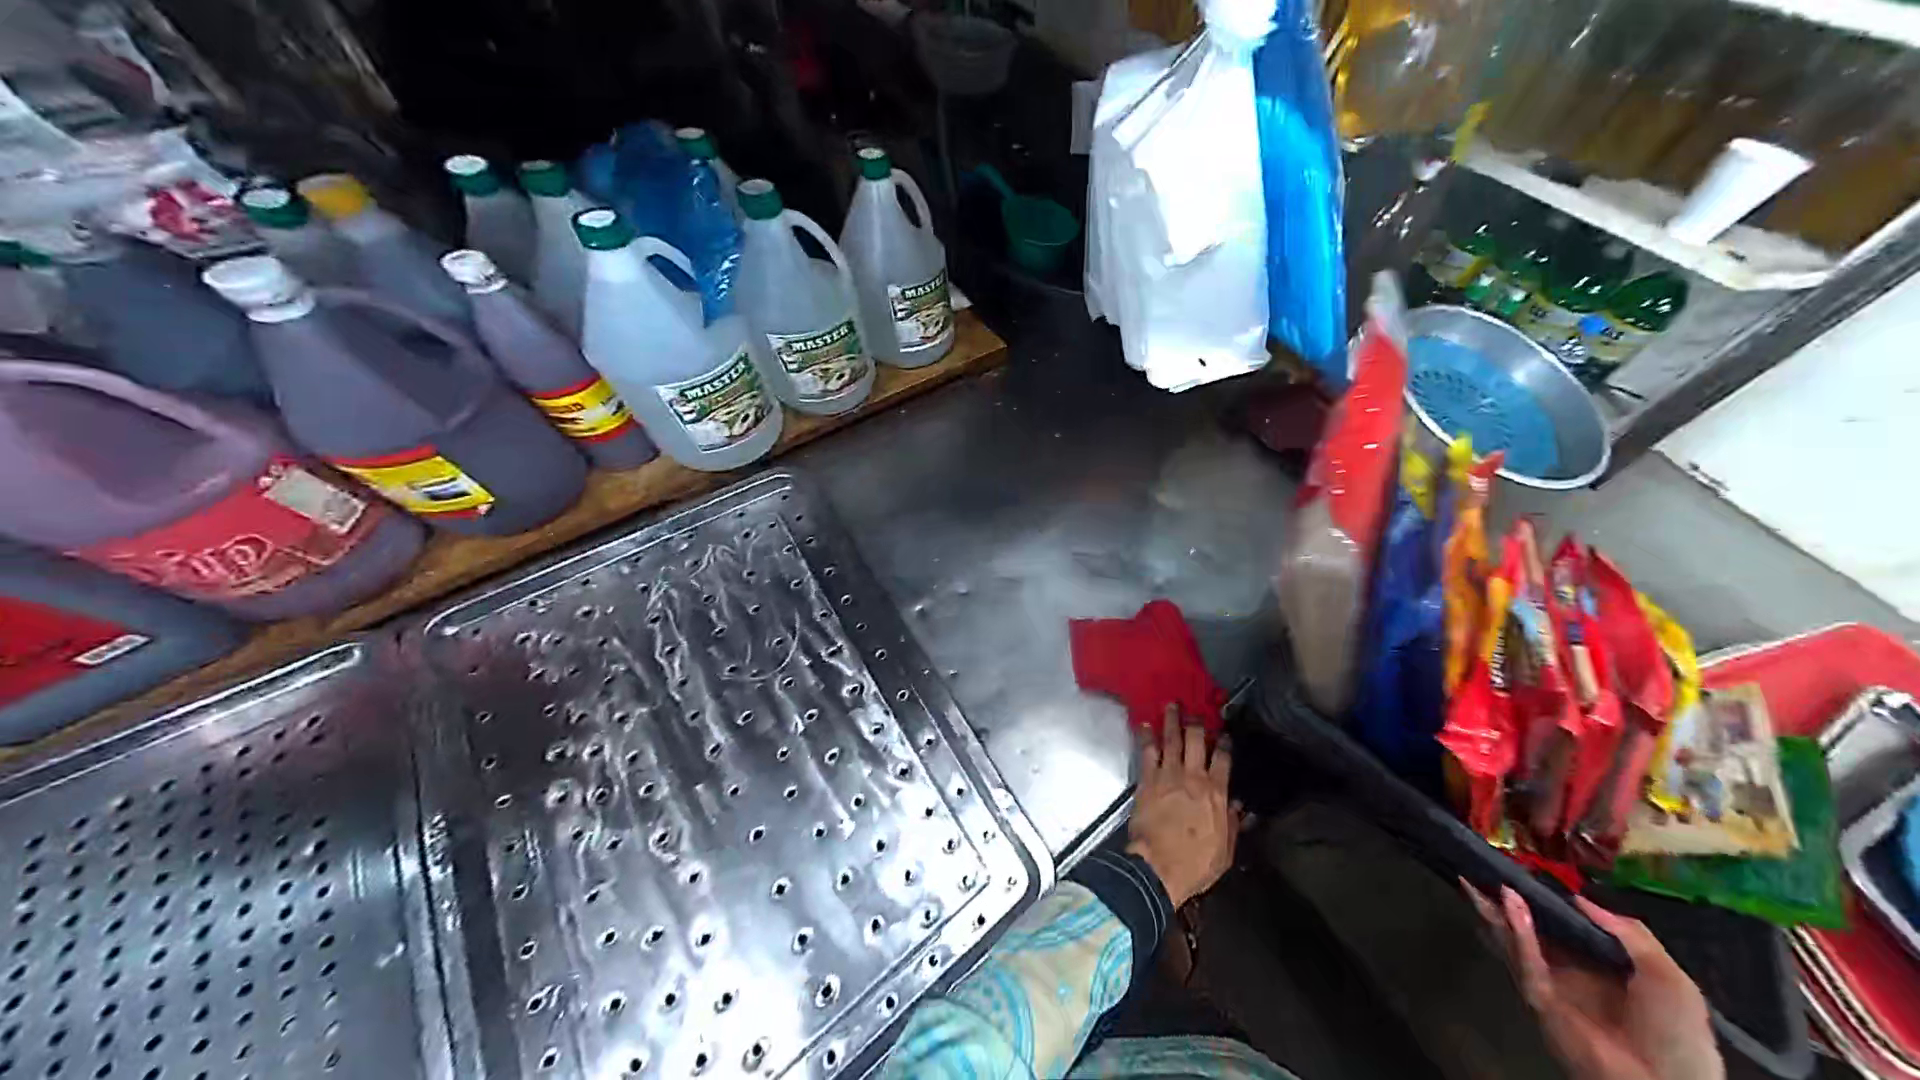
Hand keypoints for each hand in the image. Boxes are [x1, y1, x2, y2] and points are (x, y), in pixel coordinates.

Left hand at [1126, 704, 1239, 907]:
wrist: (1158, 867)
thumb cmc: (1195, 863)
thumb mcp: (1225, 850)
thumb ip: (1233, 824)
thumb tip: (1240, 806)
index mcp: (1216, 794)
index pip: (1223, 760)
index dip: (1224, 743)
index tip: (1223, 733)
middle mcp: (1193, 778)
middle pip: (1196, 742)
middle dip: (1195, 723)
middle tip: (1194, 711)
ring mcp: (1168, 776)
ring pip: (1171, 740)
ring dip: (1171, 721)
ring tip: (1171, 705)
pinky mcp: (1147, 780)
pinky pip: (1147, 752)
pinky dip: (1146, 737)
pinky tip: (1144, 724)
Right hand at [1469, 886, 1724, 1079]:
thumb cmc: (1678, 1034)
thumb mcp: (1670, 978)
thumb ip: (1631, 934)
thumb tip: (1579, 898)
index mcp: (1594, 965)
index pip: (1556, 925)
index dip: (1539, 900)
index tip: (1522, 873)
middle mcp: (1565, 971)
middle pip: (1523, 929)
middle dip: (1499, 902)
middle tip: (1479, 871)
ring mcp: (1548, 985)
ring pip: (1512, 941)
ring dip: (1497, 911)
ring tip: (1478, 883)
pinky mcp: (1539, 999)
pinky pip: (1526, 961)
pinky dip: (1518, 933)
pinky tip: (1512, 907)